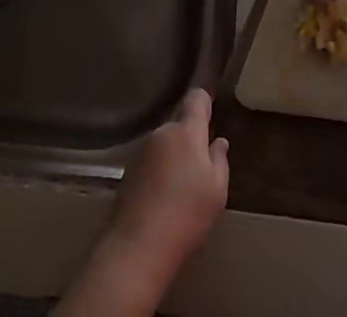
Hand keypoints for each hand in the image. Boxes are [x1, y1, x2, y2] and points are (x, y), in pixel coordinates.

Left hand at [107, 88, 229, 269]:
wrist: (137, 247)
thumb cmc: (187, 213)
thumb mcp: (217, 189)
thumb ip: (219, 159)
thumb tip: (218, 141)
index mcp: (186, 132)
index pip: (196, 99)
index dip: (205, 102)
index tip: (212, 114)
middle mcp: (161, 134)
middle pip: (179, 124)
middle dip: (190, 137)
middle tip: (201, 164)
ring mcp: (141, 152)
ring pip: (164, 143)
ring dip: (173, 155)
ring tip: (182, 186)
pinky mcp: (127, 172)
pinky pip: (150, 161)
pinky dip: (159, 171)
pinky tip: (163, 197)